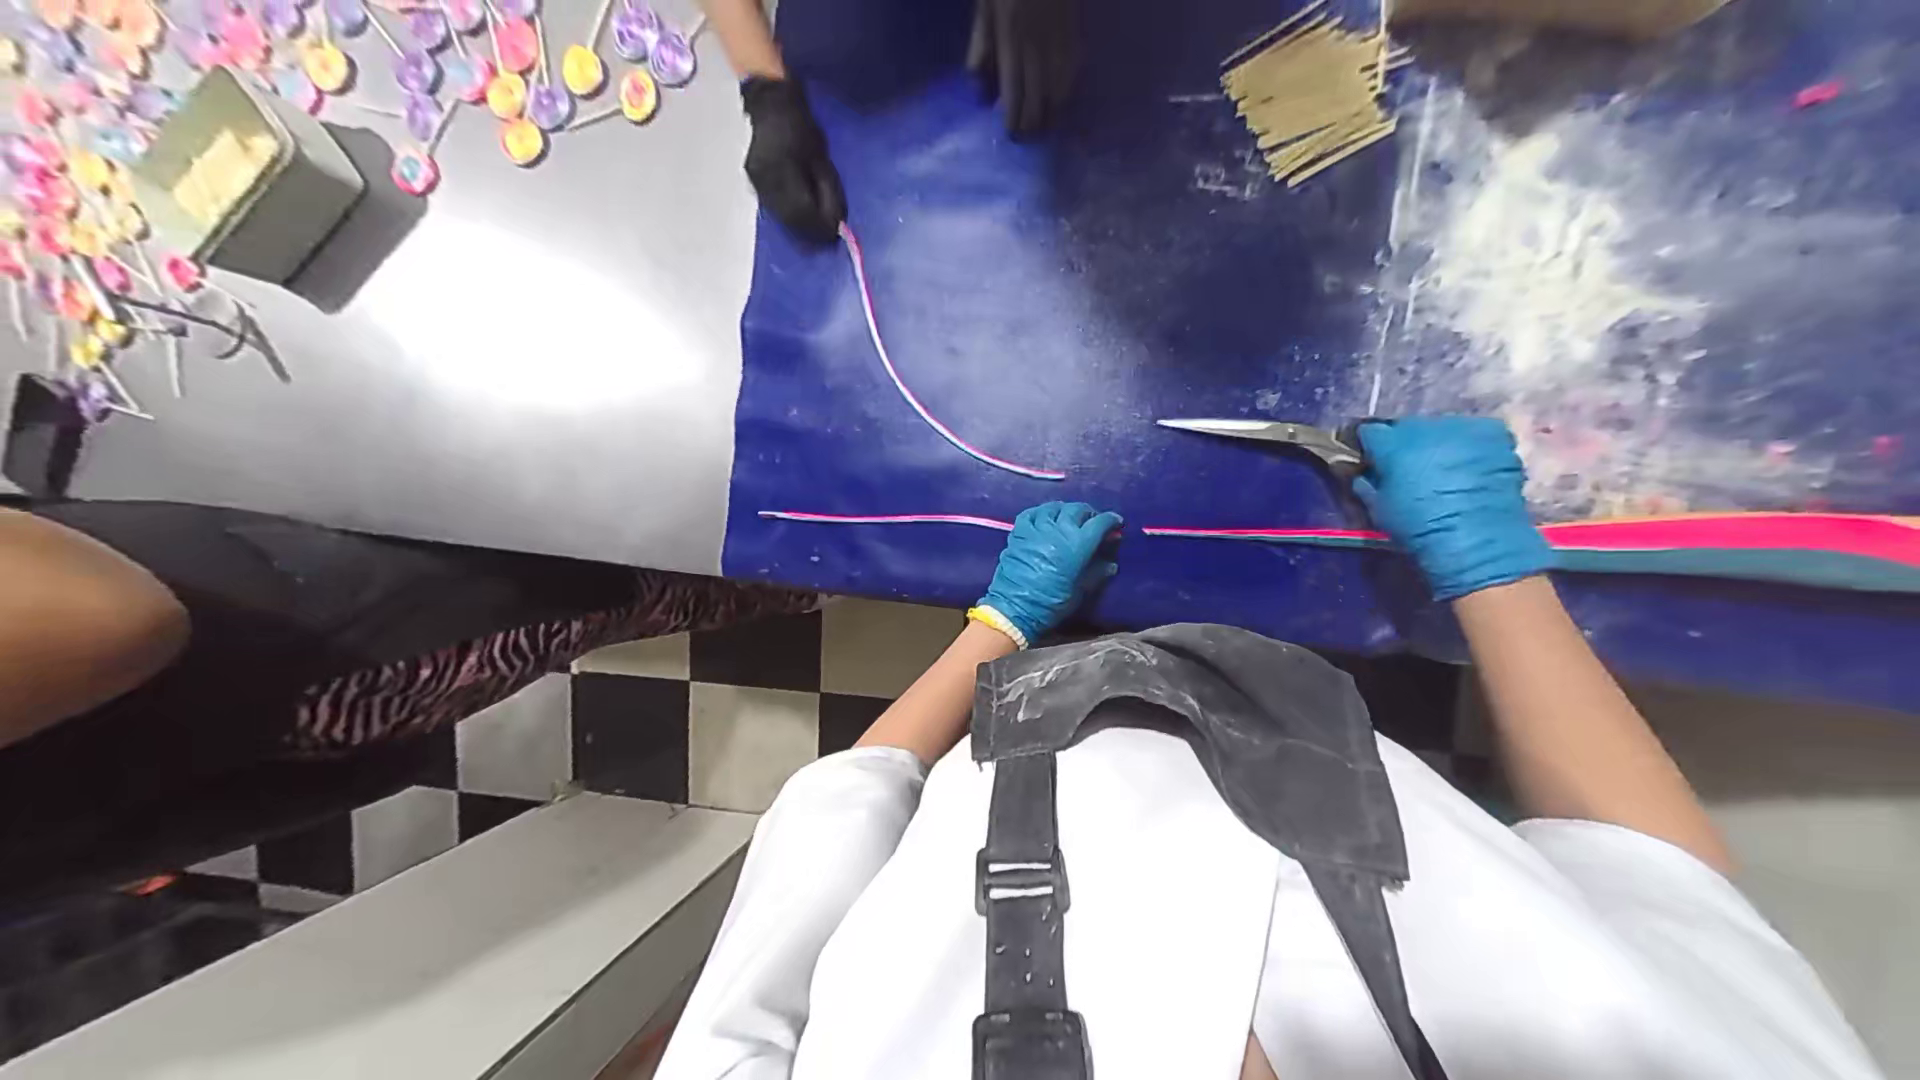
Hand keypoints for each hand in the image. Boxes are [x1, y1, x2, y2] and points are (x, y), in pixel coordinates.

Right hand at [741, 77, 846, 245]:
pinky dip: (790, 218)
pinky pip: (775, 210)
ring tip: (817, 230)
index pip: (802, 211)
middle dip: (811, 233)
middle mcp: (766, 180)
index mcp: (783, 169)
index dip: (819, 227)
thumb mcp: (821, 159)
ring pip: (781, 219)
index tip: (834, 235)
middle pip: (790, 220)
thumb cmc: (801, 127)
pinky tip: (802, 218)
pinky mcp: (754, 186)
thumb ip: (828, 193)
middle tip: (828, 238)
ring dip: (800, 228)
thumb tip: (835, 224)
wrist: (768, 106)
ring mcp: (756, 184)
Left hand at [966, 0, 1077, 135]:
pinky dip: (1066, 91)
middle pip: (1040, 101)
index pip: (1015, 97)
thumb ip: (981, 51)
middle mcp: (1039, 46)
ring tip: (1044, 127)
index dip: (1015, 122)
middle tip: (1028, 139)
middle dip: (1034, 126)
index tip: (1012, 137)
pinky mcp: (1076, 31)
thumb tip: (983, 97)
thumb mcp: (984, 7)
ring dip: (1053, 114)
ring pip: (1060, 92)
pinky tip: (1061, 100)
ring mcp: (1061, 39)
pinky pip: (1074, 71)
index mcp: (1011, 40)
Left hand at [975, 501, 1121, 646]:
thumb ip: (1098, 570)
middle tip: (1091, 522)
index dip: (1111, 521)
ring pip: (1055, 507)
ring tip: (1068, 518)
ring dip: (1065, 511)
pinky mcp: (1019, 531)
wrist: (1017, 607)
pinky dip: (1041, 513)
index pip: (1100, 522)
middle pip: (1078, 509)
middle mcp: (1059, 529)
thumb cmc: (1053, 601)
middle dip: (1089, 514)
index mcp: (1079, 543)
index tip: (1116, 524)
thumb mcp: (1082, 589)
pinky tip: (1044, 518)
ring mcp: (1037, 528)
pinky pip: (1032, 513)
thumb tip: (1111, 561)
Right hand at [1352, 416, 1552, 601]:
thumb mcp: (1377, 507)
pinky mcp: (1494, 434)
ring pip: (1439, 428)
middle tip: (1403, 466)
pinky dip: (1465, 445)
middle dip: (1402, 443)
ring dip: (1434, 443)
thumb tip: (1356, 470)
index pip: (1369, 431)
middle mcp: (1426, 427)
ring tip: (1438, 467)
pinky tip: (1465, 465)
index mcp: (1392, 444)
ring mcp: (1463, 427)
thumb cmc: (1417, 525)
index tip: (1367, 459)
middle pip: (1406, 427)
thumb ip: (1364, 481)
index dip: (1366, 445)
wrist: (1477, 538)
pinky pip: (1471, 433)